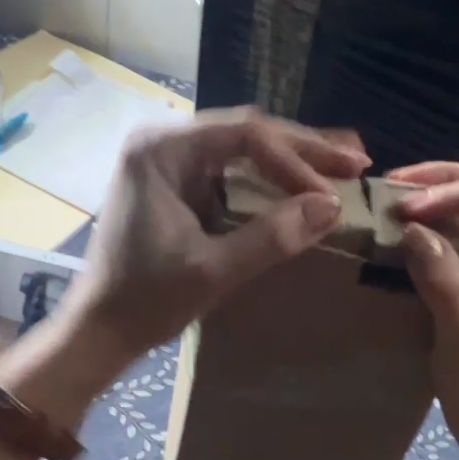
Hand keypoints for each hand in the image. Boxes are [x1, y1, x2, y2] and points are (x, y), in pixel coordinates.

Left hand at [54, 108, 368, 367]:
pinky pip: (233, 169)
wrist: (100, 328)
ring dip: (293, 158)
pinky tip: (304, 183)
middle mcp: (165, 141)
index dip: (297, 161)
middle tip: (357, 162)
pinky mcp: (179, 184)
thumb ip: (270, 237)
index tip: (334, 193)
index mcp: (162, 149)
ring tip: (343, 165)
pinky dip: (271, 178)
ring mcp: (171, 161)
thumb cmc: (146, 299)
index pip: (246, 135)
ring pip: (244, 147)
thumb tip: (332, 208)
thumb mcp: (212, 271)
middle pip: (248, 132)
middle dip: (305, 148)